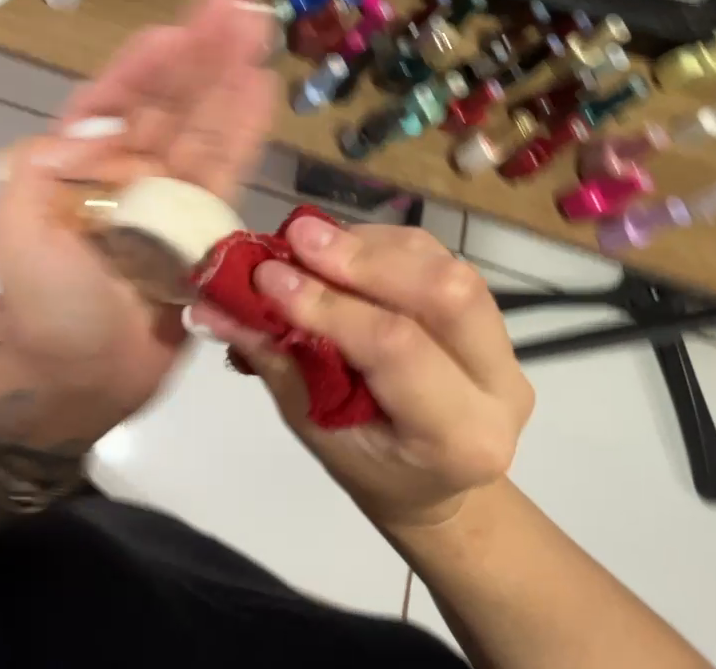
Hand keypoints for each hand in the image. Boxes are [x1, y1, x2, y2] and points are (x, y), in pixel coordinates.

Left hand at [0, 0, 277, 417]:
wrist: (80, 378)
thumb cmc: (42, 305)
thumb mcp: (14, 226)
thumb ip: (40, 165)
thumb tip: (99, 126)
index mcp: (75, 165)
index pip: (113, 101)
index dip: (144, 65)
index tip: (174, 28)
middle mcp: (124, 172)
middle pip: (166, 103)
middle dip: (197, 55)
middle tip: (234, 4)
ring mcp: (165, 198)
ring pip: (200, 128)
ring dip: (226, 80)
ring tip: (254, 31)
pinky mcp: (202, 228)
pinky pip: (223, 174)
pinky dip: (241, 134)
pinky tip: (259, 92)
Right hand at [194, 220, 534, 530]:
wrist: (432, 480)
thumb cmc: (367, 464)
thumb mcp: (312, 426)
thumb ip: (272, 359)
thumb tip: (208, 307)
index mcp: (461, 437)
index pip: (397, 349)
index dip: (329, 305)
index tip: (265, 275)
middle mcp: (502, 388)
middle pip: (446, 294)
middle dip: (364, 258)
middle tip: (296, 235)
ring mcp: (507, 346)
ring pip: (447, 266)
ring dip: (370, 245)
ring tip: (309, 239)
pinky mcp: (492, 315)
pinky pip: (440, 259)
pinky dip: (382, 244)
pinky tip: (340, 246)